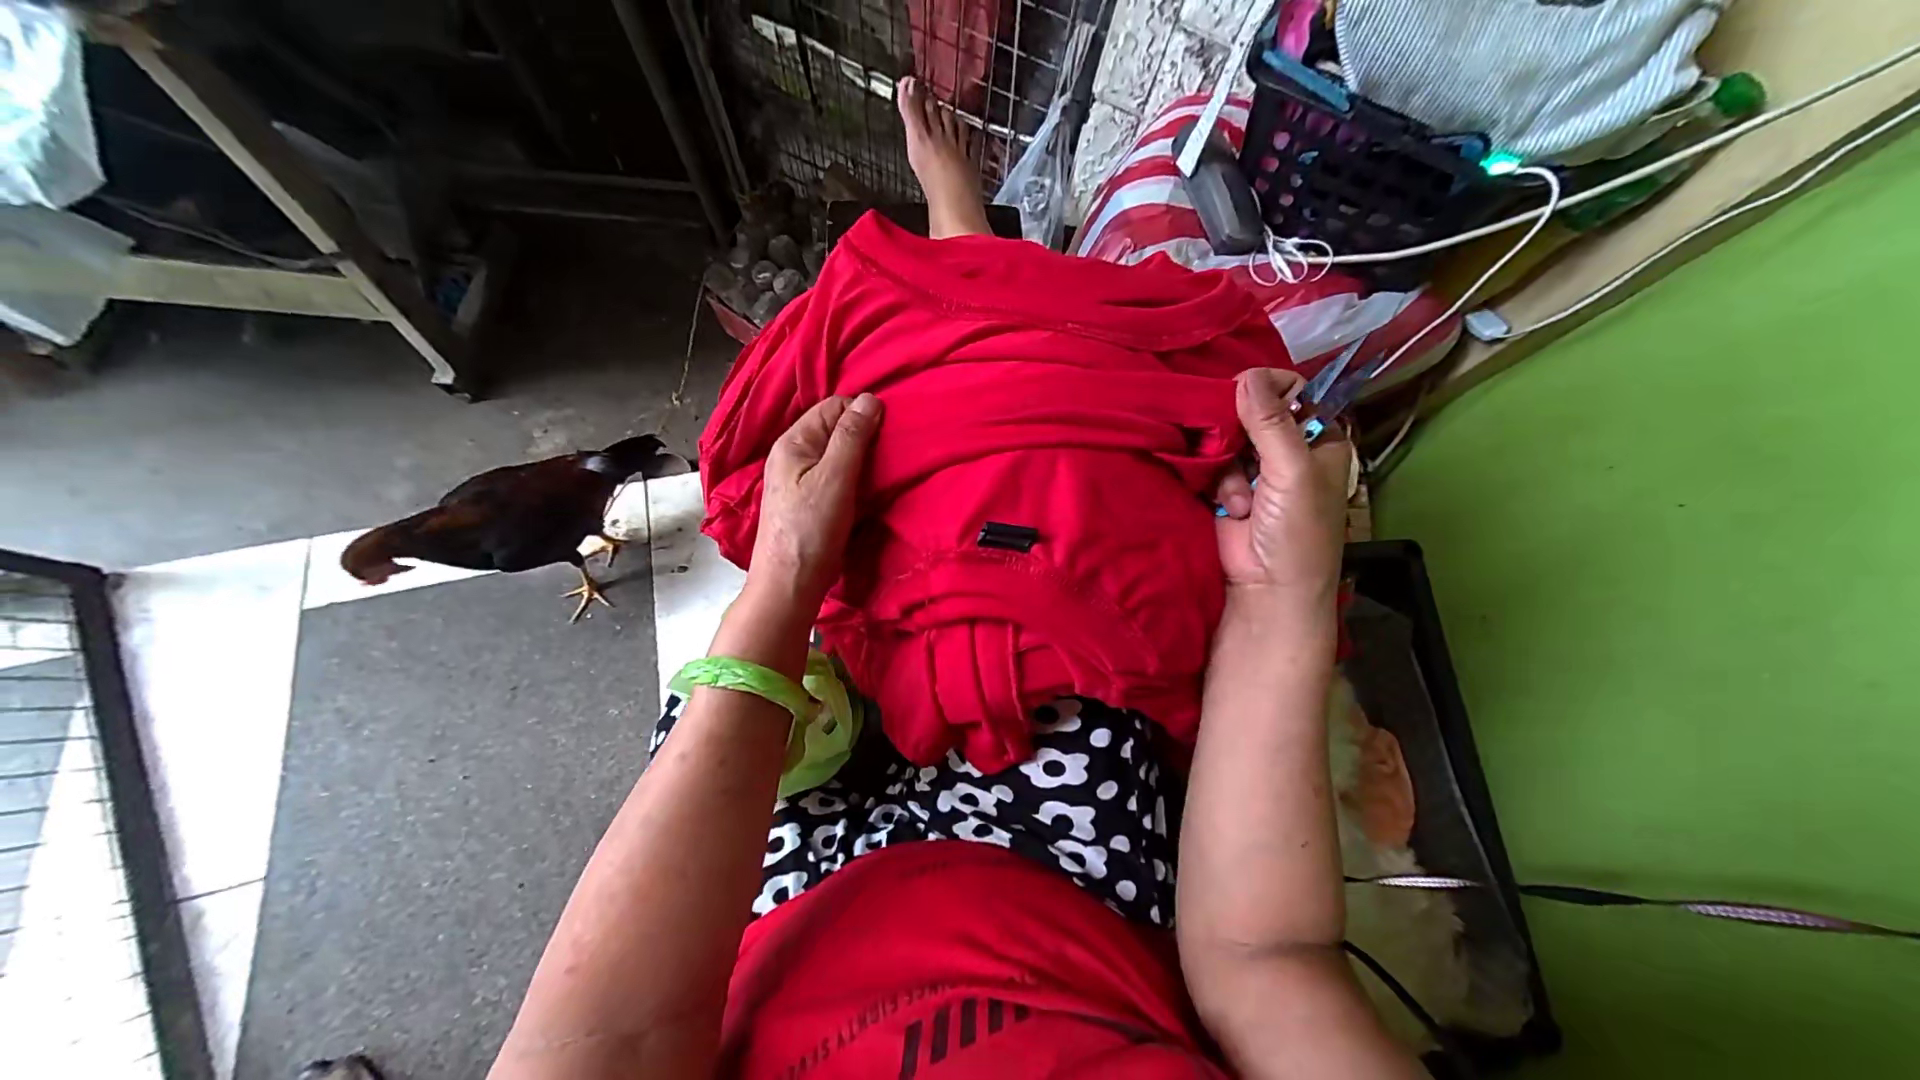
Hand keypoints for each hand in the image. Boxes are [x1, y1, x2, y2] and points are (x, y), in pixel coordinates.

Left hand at [750, 393, 883, 610]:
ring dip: (862, 462)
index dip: (862, 415)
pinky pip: (837, 479)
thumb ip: (852, 437)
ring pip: (838, 457)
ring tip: (883, 473)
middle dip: (864, 438)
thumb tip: (870, 398)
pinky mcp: (809, 504)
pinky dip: (855, 481)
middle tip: (890, 455)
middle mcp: (793, 456)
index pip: (833, 407)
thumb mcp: (834, 478)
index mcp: (793, 442)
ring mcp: (799, 481)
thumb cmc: (811, 531)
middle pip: (835, 431)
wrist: (790, 586)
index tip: (887, 434)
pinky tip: (868, 493)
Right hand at [1214, 369, 1350, 605]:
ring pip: (1226, 439)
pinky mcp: (1222, 490)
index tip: (1247, 393)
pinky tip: (1226, 506)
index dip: (1270, 389)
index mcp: (1318, 441)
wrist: (1266, 590)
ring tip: (1239, 501)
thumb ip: (1270, 423)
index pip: (1293, 394)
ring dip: (1227, 467)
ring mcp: (1252, 472)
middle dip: (1239, 431)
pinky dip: (1214, 481)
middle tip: (1235, 447)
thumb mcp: (1292, 471)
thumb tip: (1247, 375)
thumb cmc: (1297, 532)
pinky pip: (1208, 465)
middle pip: (1252, 414)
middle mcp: (1285, 452)